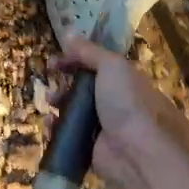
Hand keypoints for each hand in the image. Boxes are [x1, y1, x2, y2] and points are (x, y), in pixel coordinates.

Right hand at [53, 20, 188, 188]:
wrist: (139, 155)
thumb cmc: (129, 103)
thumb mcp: (112, 67)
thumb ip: (89, 51)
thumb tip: (68, 33)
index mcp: (127, 81)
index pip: (99, 66)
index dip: (77, 59)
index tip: (57, 59)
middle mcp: (119, 104)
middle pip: (86, 89)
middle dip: (66, 83)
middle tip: (51, 78)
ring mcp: (106, 129)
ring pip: (76, 112)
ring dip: (59, 105)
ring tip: (49, 103)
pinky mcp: (93, 151)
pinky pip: (71, 136)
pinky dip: (58, 130)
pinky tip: (49, 125)